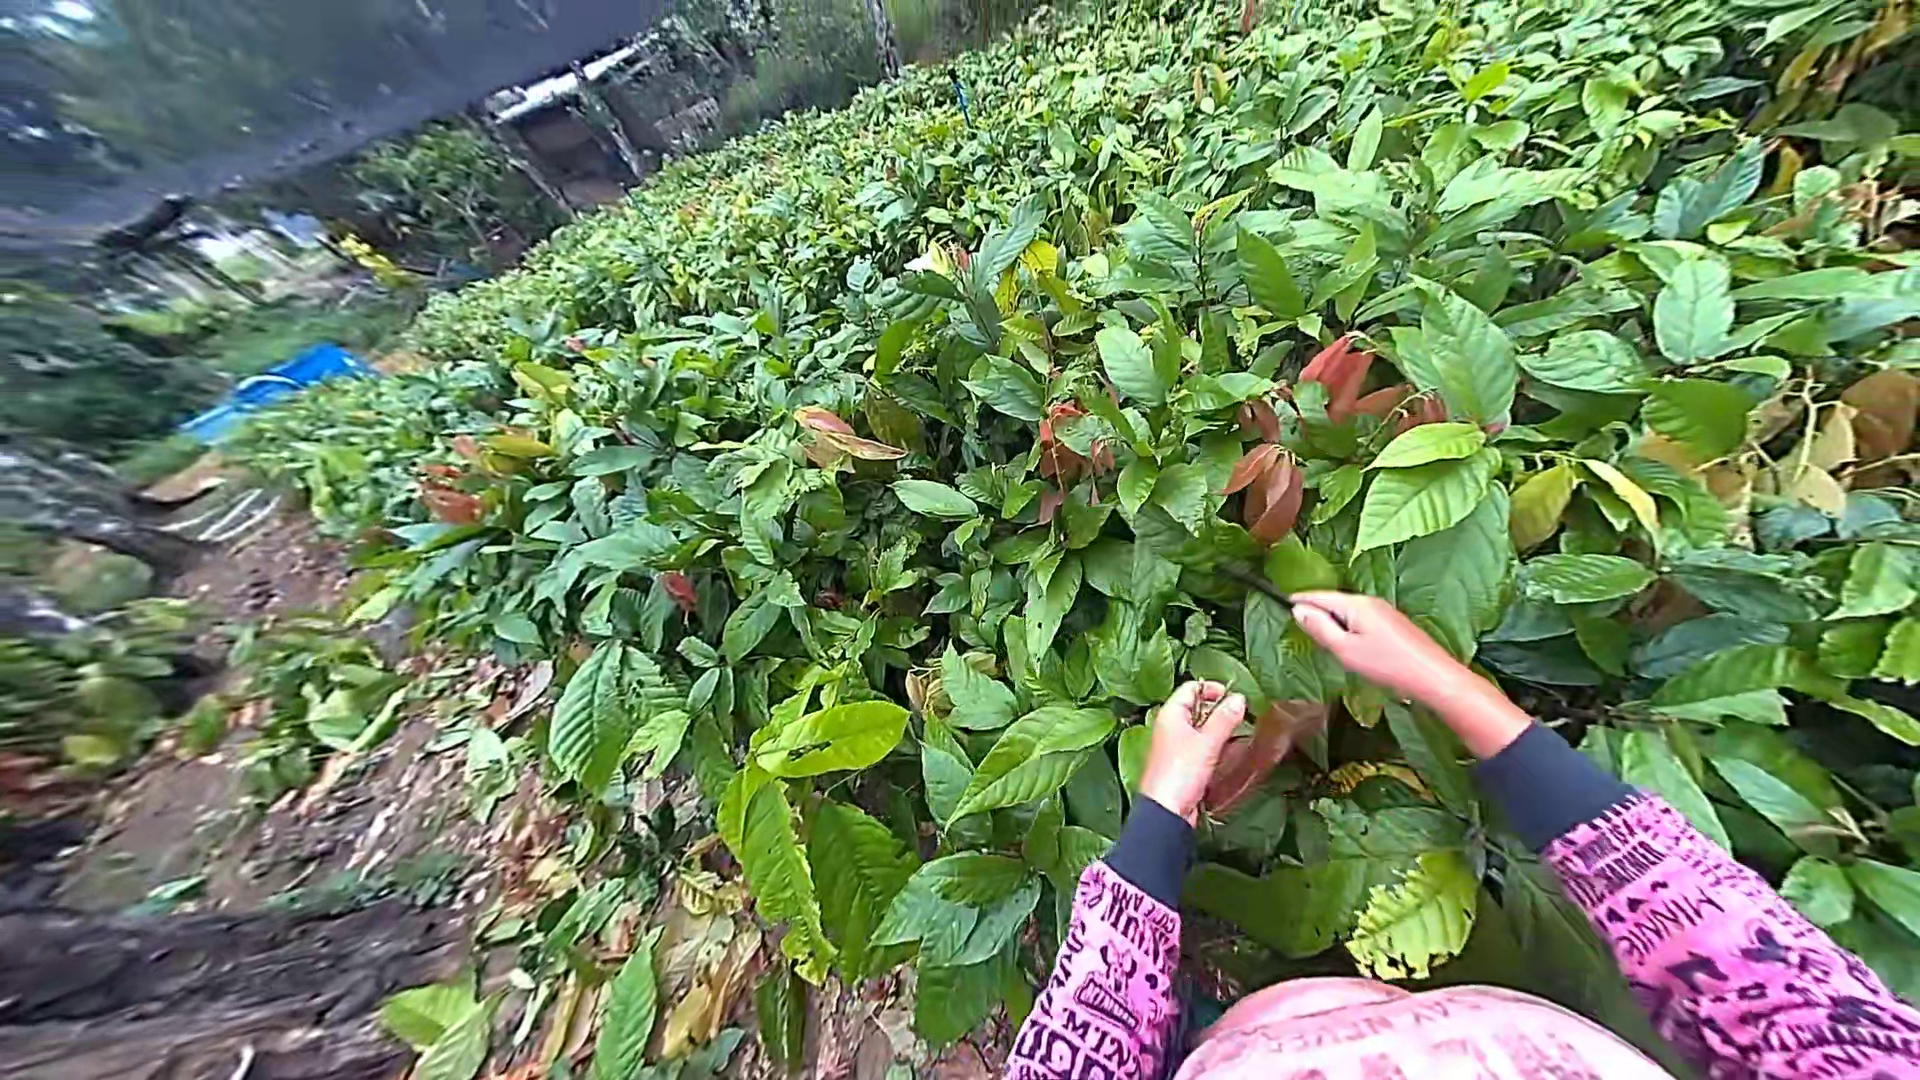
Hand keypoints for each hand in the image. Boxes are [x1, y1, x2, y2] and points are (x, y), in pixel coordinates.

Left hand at [1138, 680, 1246, 823]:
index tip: (1234, 695)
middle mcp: (1170, 725)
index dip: (1211, 688)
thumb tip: (1238, 698)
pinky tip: (1228, 750)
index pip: (1190, 688)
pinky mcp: (1182, 761)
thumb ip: (1224, 718)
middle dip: (1218, 707)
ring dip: (1218, 727)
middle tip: (1241, 713)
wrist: (1167, 809)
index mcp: (1170, 713)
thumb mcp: (1207, 742)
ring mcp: (1175, 743)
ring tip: (1240, 730)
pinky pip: (1200, 744)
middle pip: (1196, 706)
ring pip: (1199, 726)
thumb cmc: (1180, 772)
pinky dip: (1214, 743)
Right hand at [1287, 591, 1530, 757]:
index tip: (1280, 604)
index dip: (1298, 600)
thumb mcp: (1344, 649)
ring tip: (1321, 637)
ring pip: (1347, 610)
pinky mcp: (1393, 623)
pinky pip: (1360, 618)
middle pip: (1333, 601)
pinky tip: (1348, 643)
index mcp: (1355, 604)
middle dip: (1315, 610)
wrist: (1435, 678)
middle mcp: (1369, 601)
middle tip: (1299, 626)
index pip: (1317, 595)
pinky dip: (1347, 626)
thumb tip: (1298, 610)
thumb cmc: (1387, 664)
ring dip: (1331, 620)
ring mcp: (1384, 611)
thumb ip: (1319, 627)